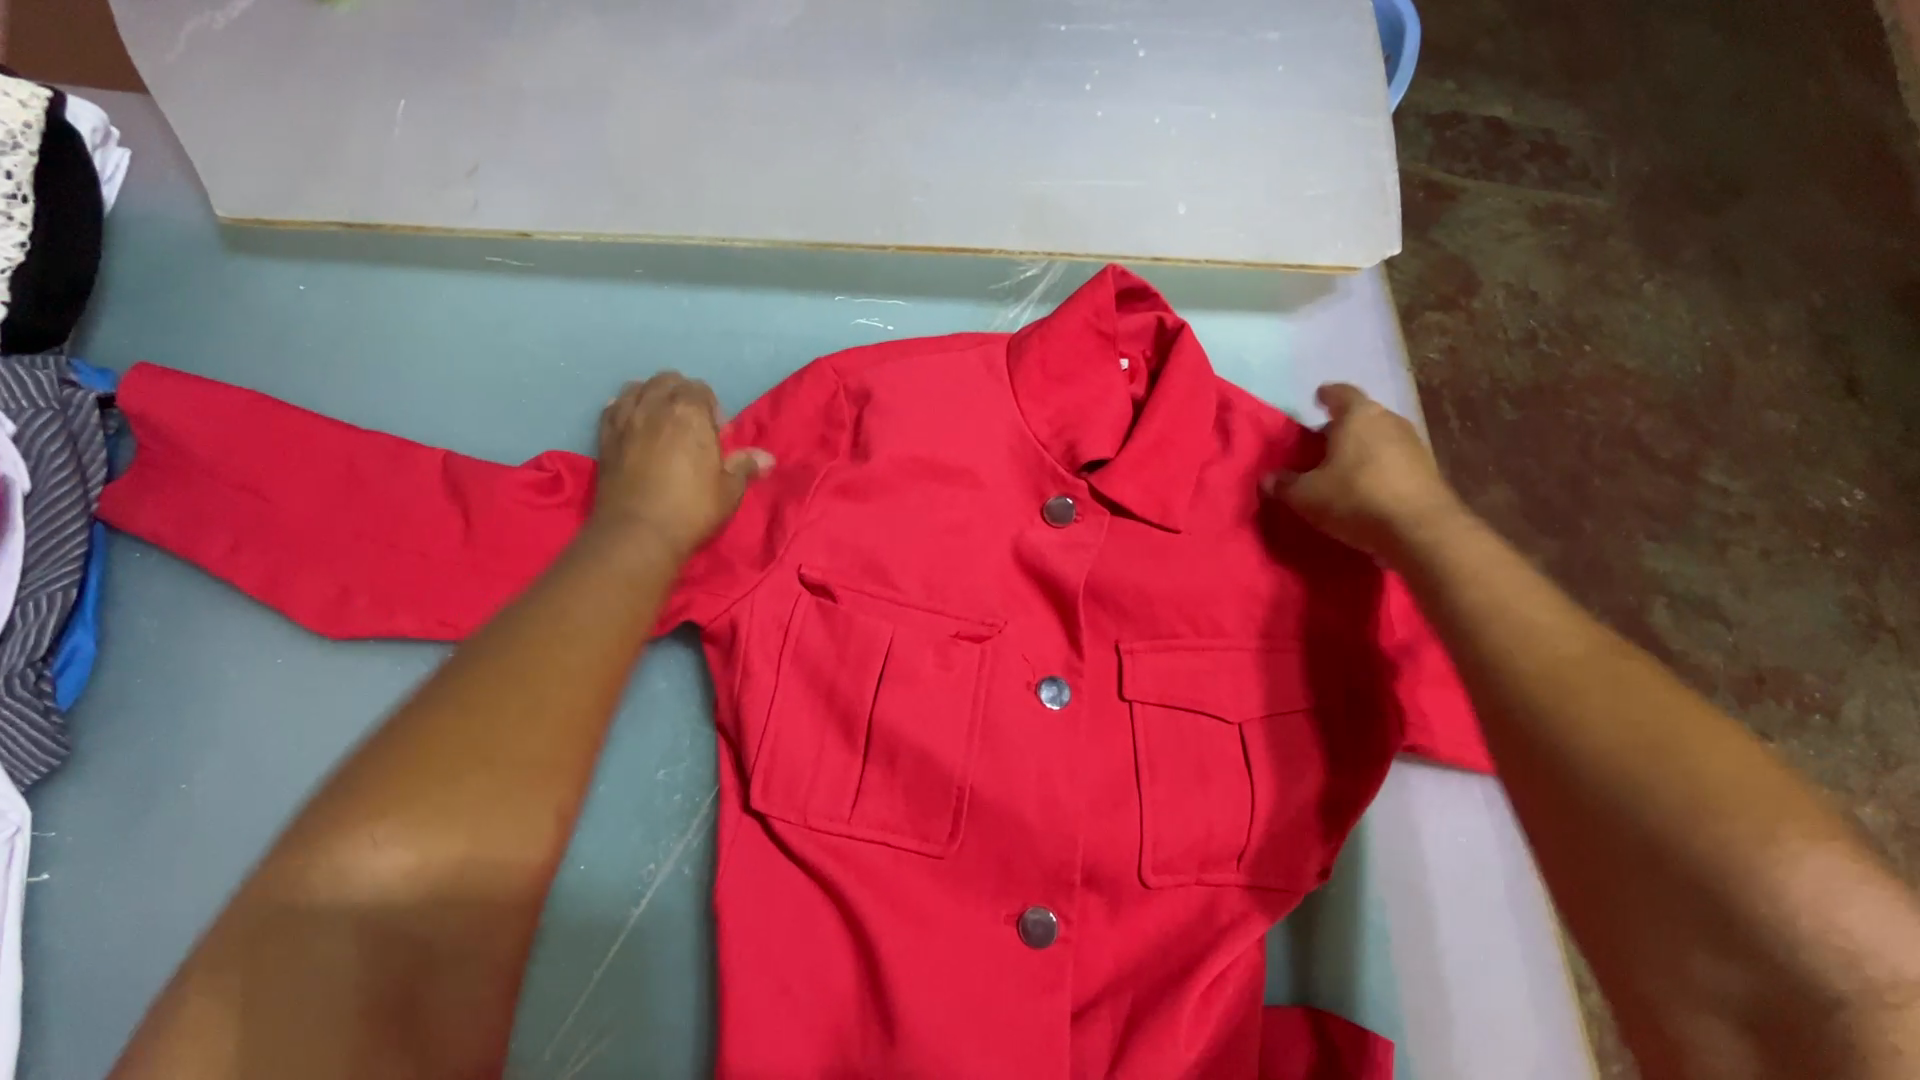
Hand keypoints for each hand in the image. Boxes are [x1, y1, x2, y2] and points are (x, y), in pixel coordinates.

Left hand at [588, 372, 772, 560]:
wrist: (637, 534)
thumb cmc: (691, 509)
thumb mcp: (729, 490)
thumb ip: (745, 467)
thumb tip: (767, 458)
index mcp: (690, 412)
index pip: (701, 389)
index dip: (712, 410)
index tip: (717, 437)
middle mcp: (655, 406)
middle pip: (668, 381)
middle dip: (681, 396)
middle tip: (690, 427)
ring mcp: (625, 420)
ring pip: (637, 388)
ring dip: (651, 398)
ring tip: (660, 424)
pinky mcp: (604, 438)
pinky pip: (613, 407)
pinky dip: (625, 409)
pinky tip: (633, 427)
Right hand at [1263, 383, 1466, 559]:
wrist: (1420, 530)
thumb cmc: (1356, 498)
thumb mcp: (1306, 496)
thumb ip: (1284, 484)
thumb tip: (1269, 478)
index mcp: (1358, 416)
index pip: (1341, 393)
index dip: (1326, 395)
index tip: (1317, 398)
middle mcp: (1389, 421)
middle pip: (1362, 416)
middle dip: (1342, 427)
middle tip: (1322, 442)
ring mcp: (1414, 444)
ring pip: (1380, 438)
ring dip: (1362, 448)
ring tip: (1343, 467)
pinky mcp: (1428, 470)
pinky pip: (1395, 460)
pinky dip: (1379, 468)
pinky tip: (1367, 487)